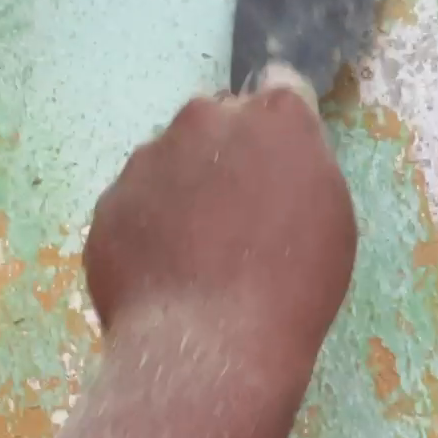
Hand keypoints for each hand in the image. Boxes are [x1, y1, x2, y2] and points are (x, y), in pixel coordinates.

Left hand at [84, 66, 356, 377]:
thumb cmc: (291, 290)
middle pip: (212, 124)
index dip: (275, 131)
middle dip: (220, 158)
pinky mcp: (108, 205)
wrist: (211, 347)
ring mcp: (146, 161)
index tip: (273, 165)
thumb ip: (302, 167)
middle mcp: (203, 121)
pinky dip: (143, 232)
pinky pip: (130, 209)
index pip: (278, 89)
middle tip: (231, 222)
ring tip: (191, 260)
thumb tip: (276, 151)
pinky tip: (161, 277)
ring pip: (164, 165)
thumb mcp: (329, 221)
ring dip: (177, 195)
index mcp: (272, 117)